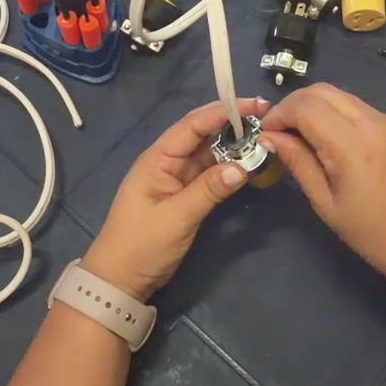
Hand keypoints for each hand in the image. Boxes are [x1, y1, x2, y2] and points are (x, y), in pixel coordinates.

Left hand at [81, 97, 268, 301]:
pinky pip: (209, 171)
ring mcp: (176, 177)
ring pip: (208, 151)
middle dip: (231, 121)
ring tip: (264, 134)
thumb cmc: (141, 246)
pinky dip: (228, 165)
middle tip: (265, 114)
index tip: (254, 105)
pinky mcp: (184, 194)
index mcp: (157, 159)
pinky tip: (248, 161)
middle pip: (201, 133)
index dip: (223, 111)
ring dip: (233, 143)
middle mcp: (167, 161)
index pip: (192, 125)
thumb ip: (208, 191)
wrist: (119, 280)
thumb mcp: (176, 218)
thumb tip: (242, 167)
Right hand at [259, 84, 385, 282]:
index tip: (265, 133)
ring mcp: (385, 120)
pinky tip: (323, 135)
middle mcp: (371, 123)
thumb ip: (298, 162)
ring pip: (337, 94)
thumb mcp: (325, 202)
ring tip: (297, 134)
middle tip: (277, 131)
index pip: (306, 108)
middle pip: (321, 91)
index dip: (279, 114)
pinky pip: (353, 105)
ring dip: (311, 106)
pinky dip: (330, 111)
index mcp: (354, 146)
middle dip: (292, 105)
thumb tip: (269, 138)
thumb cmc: (372, 231)